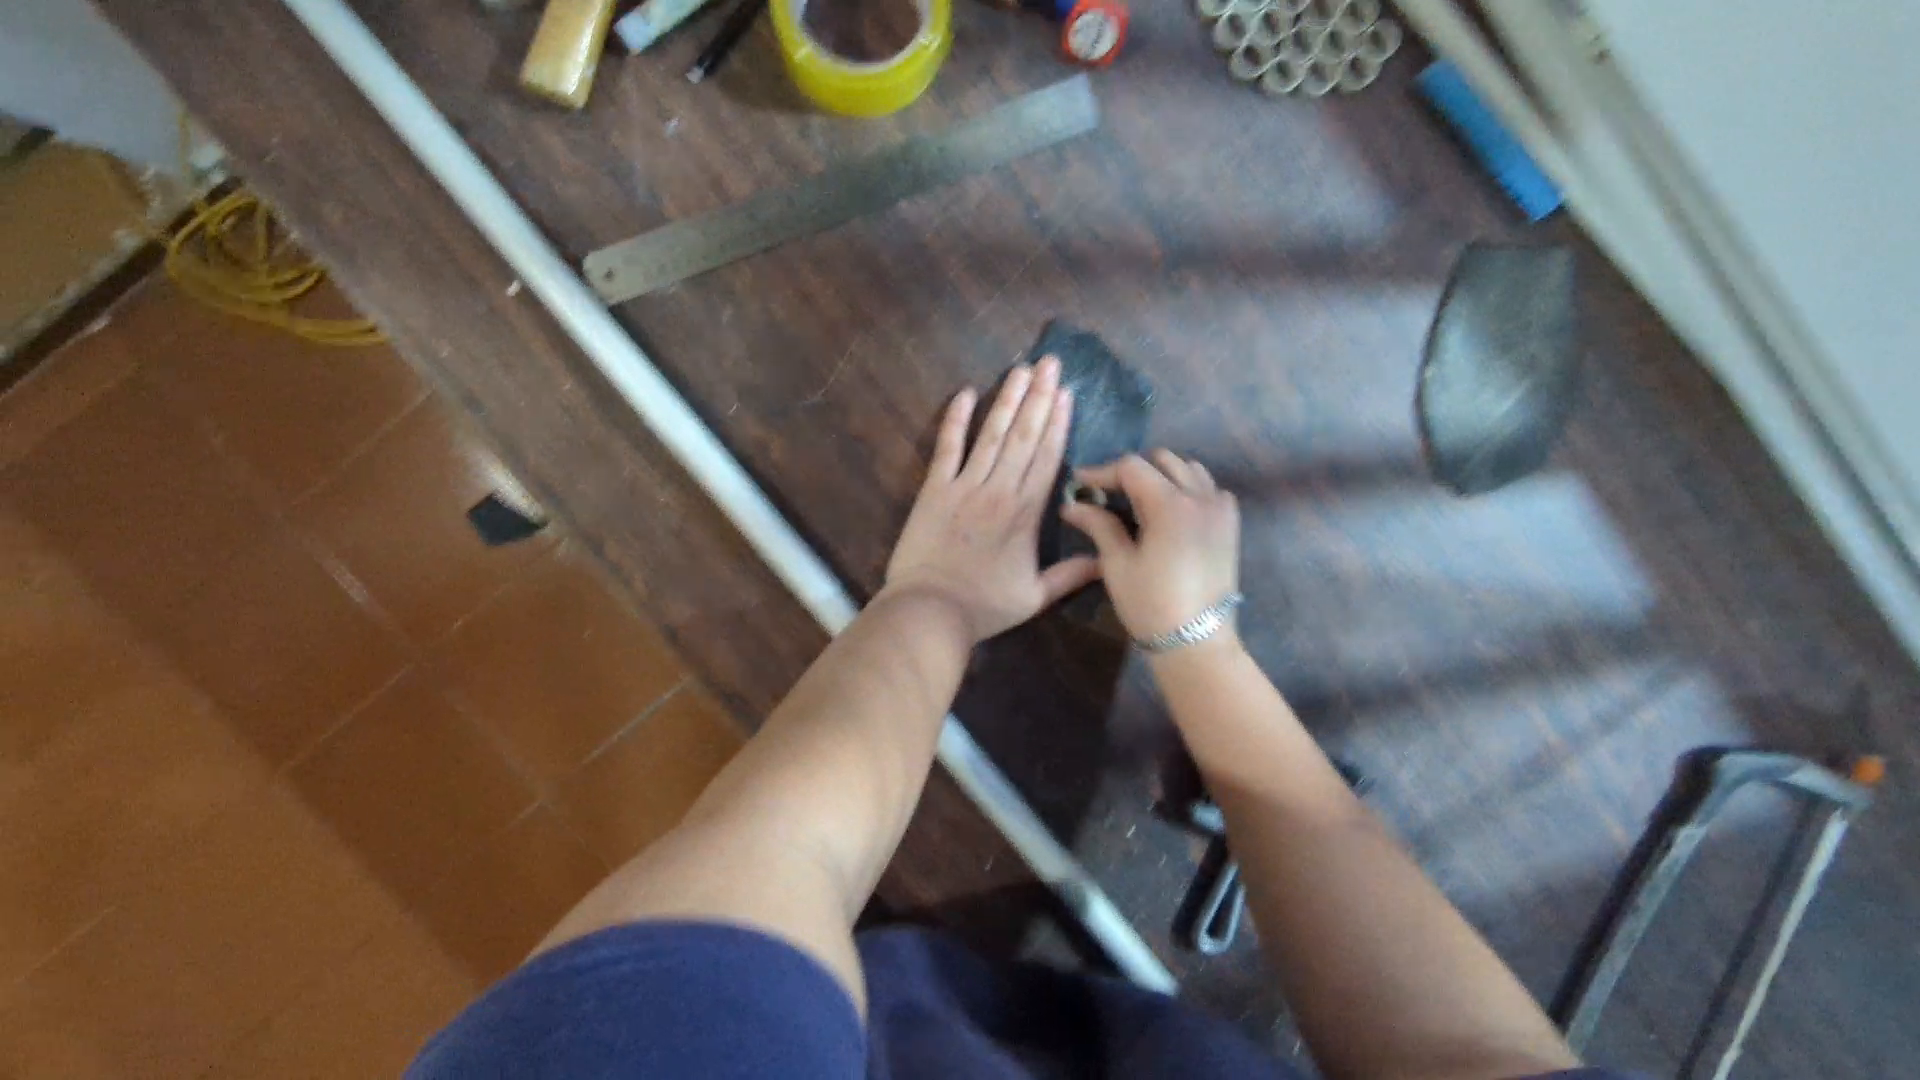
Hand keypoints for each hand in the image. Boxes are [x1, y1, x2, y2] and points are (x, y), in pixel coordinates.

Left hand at [881, 357, 1101, 642]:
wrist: (930, 611)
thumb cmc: (983, 607)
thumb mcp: (1035, 596)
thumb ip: (1071, 575)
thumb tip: (1106, 560)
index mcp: (1026, 512)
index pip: (1048, 458)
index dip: (1058, 423)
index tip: (1066, 393)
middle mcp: (999, 490)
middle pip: (1024, 436)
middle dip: (1038, 397)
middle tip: (1049, 362)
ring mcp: (964, 486)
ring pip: (992, 434)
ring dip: (1007, 399)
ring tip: (1021, 368)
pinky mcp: (933, 489)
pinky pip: (947, 447)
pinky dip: (955, 419)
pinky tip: (964, 392)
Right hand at [1061, 450, 1240, 643]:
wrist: (1197, 641)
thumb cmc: (1150, 604)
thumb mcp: (1117, 564)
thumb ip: (1099, 525)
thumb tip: (1072, 505)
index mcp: (1169, 504)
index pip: (1132, 467)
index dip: (1102, 472)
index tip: (1080, 484)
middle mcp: (1200, 497)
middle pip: (1163, 460)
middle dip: (1133, 471)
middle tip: (1110, 494)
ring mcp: (1220, 509)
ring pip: (1190, 469)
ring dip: (1163, 475)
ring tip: (1142, 501)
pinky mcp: (1231, 525)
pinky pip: (1210, 489)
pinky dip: (1190, 489)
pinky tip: (1173, 512)